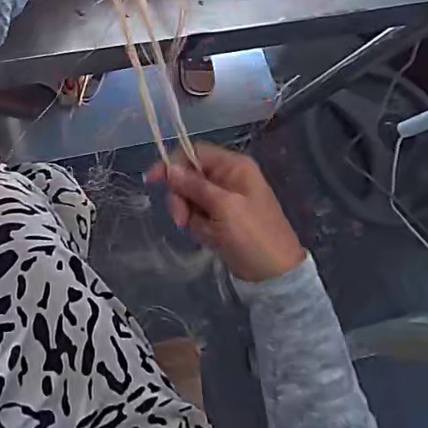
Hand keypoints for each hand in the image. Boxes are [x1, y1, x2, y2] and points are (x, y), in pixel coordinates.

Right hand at [147, 142, 306, 282]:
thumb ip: (195, 186)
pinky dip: (201, 228)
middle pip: (189, 177)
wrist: (274, 275)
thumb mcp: (224, 207)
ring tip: (208, 234)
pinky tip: (213, 240)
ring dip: (193, 218)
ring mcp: (225, 199)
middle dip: (182, 198)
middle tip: (182, 220)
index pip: (195, 153)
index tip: (153, 181)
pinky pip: (199, 216)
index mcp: (234, 166)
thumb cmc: (253, 236)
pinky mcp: (222, 218)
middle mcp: (229, 178)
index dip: (173, 164)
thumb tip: (169, 167)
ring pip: (190, 199)